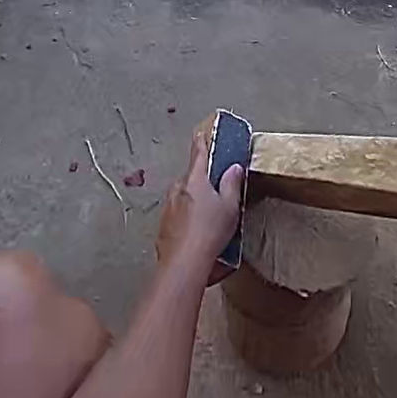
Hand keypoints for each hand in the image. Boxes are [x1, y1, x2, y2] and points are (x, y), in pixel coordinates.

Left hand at [155, 117, 244, 286]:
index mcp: (195, 180)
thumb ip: (232, 184)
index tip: (200, 133)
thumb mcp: (230, 206)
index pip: (198, 154)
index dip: (201, 142)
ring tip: (208, 217)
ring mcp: (168, 209)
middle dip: (201, 181)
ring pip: (183, 197)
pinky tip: (197, 233)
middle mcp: (178, 190)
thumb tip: (233, 167)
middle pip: (190, 178)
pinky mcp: (163, 227)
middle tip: (216, 190)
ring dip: (193, 201)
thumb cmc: (209, 231)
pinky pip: (177, 215)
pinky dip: (186, 218)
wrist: (183, 265)